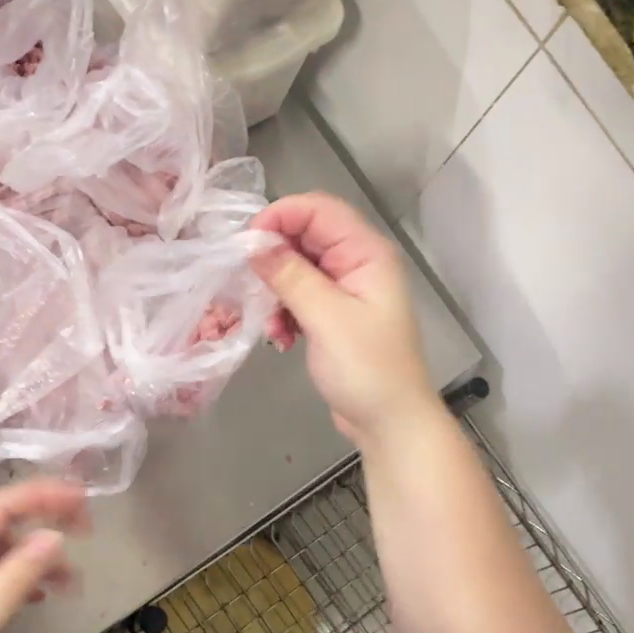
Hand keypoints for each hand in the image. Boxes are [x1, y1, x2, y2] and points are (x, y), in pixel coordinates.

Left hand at [0, 479, 87, 632]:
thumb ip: (17, 579)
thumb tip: (55, 538)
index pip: (0, 506)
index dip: (41, 496)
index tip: (81, 498)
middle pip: (5, 521)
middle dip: (47, 518)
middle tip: (88, 528)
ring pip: (7, 549)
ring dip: (41, 557)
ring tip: (73, 581)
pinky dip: (27, 577)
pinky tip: (44, 596)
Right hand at [249, 192, 442, 446]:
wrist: (389, 422)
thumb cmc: (367, 369)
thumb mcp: (326, 318)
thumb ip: (290, 277)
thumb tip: (255, 245)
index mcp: (366, 253)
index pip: (317, 210)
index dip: (279, 217)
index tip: (244, 245)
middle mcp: (357, 264)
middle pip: (304, 239)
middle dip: (273, 262)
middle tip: (250, 288)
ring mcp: (345, 291)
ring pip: (296, 271)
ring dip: (275, 294)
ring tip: (271, 327)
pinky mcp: (332, 318)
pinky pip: (299, 300)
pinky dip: (283, 315)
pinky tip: (280, 340)